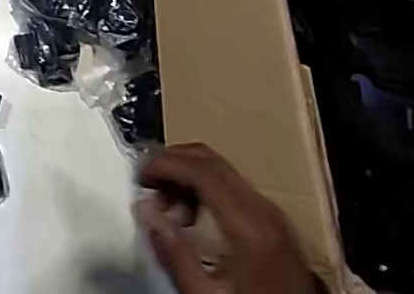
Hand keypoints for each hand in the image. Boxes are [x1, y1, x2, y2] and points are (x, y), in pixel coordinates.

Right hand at [136, 143, 315, 293]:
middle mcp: (265, 209)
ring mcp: (272, 213)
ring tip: (167, 205)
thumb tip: (146, 209)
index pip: (201, 171)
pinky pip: (232, 184)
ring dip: (187, 173)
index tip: (139, 176)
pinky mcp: (274, 221)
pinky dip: (204, 186)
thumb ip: (174, 254)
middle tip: (148, 183)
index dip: (164, 164)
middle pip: (210, 159)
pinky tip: (191, 214)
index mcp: (250, 227)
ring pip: (221, 167)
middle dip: (172, 162)